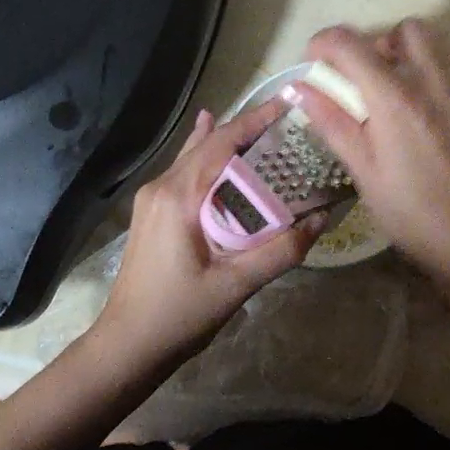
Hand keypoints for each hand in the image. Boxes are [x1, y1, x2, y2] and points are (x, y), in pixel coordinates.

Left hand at [94, 99, 325, 363]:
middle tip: (285, 123)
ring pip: (193, 157)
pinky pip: (184, 174)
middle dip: (245, 130)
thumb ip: (281, 250)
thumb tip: (323, 218)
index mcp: (179, 197)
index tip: (286, 105)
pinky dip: (208, 160)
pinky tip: (211, 147)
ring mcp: (152, 200)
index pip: (221, 143)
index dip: (254, 121)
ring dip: (225, 143)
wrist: (127, 345)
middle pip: (207, 145)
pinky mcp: (151, 214)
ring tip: (260, 128)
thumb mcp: (237, 284)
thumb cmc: (180, 314)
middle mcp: (161, 188)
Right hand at [292, 21, 449, 287]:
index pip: (352, 45)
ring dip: (407, 52)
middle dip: (375, 42)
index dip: (323, 45)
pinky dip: (433, 68)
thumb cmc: (413, 215)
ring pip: (435, 42)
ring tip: (391, 88)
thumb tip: (301, 89)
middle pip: (404, 29)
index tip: (312, 63)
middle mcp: (433, 82)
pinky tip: (423, 104)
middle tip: (359, 77)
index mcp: (396, 99)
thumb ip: (334, 125)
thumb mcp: (364, 175)